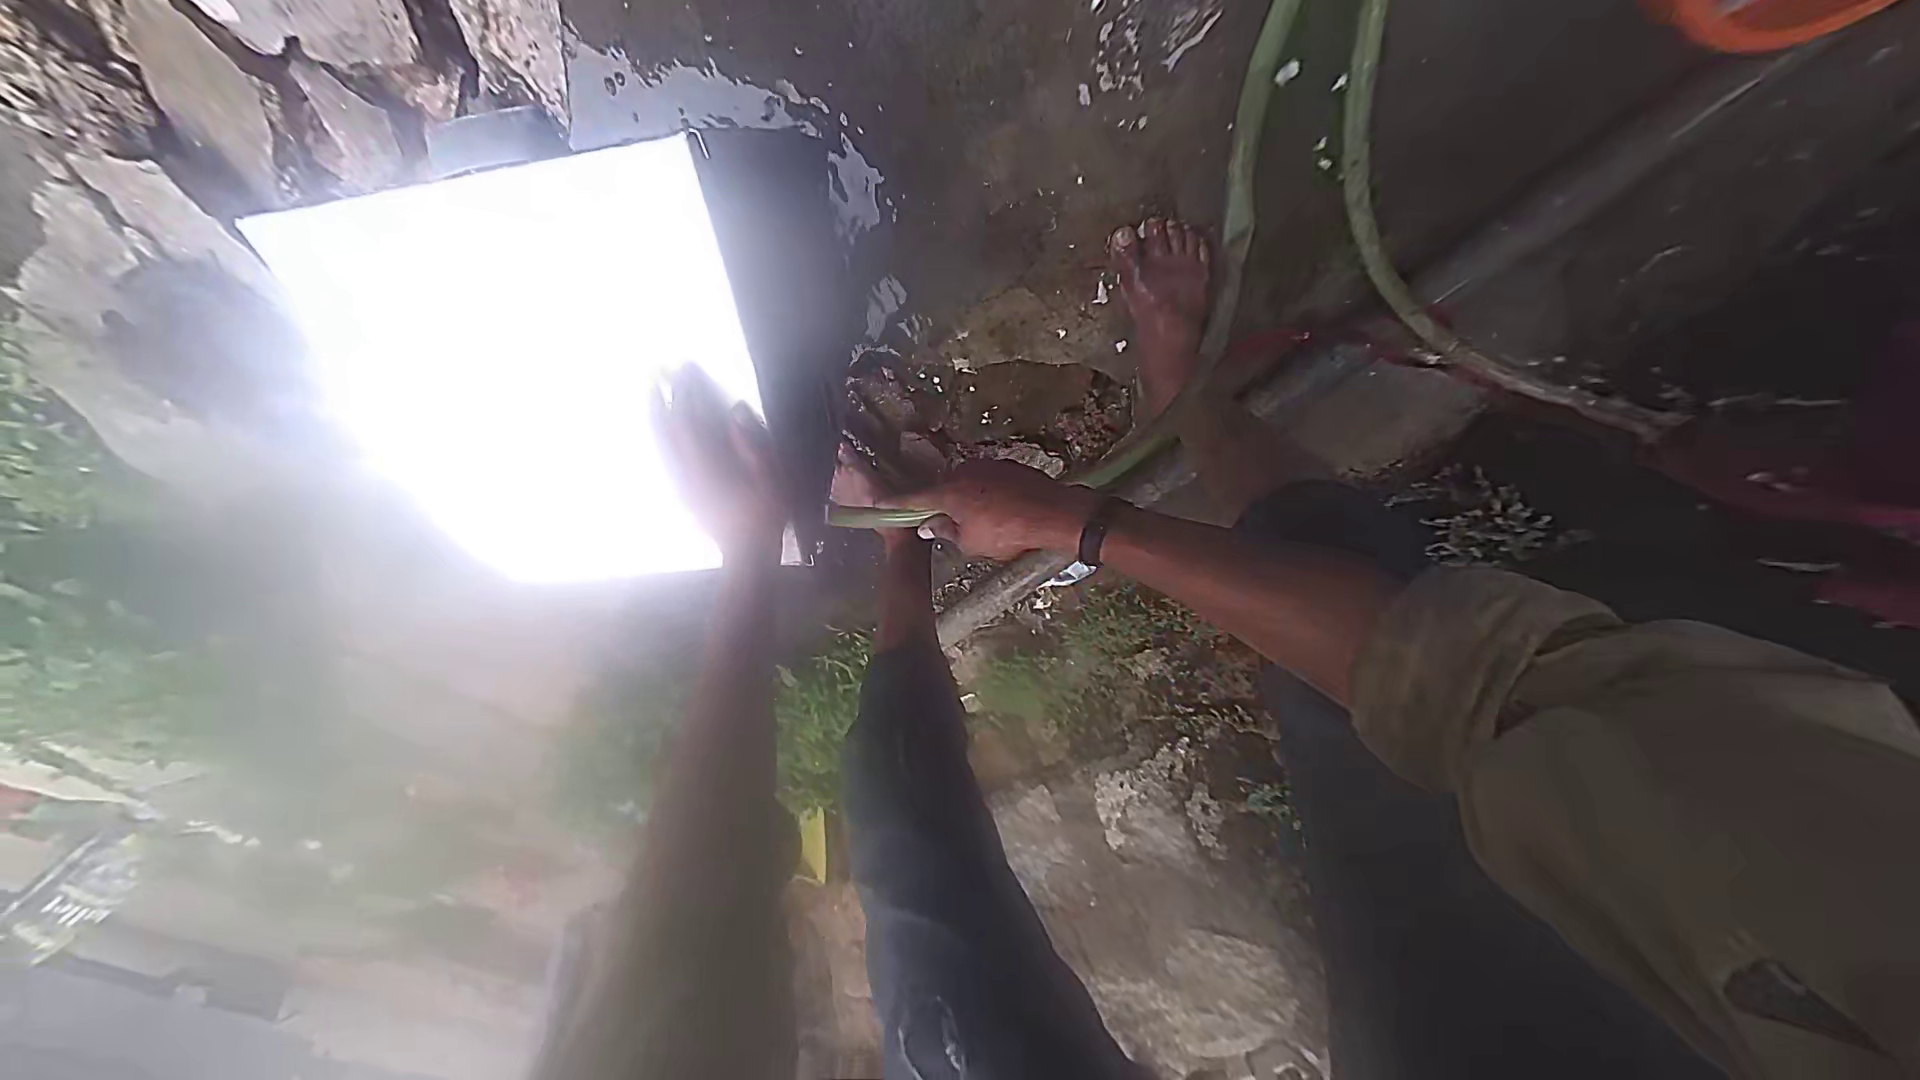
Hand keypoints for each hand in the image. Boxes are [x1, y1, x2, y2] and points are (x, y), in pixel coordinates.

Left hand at [652, 365, 784, 560]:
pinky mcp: (682, 493)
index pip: (690, 421)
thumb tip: (736, 409)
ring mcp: (681, 484)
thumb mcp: (771, 480)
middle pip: (668, 428)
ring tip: (651, 393)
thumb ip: (752, 443)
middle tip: (661, 371)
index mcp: (708, 466)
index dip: (686, 393)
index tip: (685, 369)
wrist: (747, 554)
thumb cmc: (766, 517)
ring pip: (661, 443)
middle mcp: (687, 472)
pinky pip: (665, 458)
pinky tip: (660, 430)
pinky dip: (660, 438)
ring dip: (655, 416)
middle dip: (665, 398)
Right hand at [886, 460, 1102, 559]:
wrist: (1055, 514)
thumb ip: (947, 532)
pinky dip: (988, 494)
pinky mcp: (1009, 466)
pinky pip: (989, 480)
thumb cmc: (1010, 534)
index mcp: (950, 492)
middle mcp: (965, 472)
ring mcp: (989, 466)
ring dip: (968, 499)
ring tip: (984, 522)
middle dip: (942, 504)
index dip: (897, 503)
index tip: (881, 503)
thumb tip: (930, 525)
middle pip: (943, 488)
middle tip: (948, 524)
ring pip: (968, 483)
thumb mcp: (972, 544)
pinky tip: (1002, 511)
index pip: (915, 498)